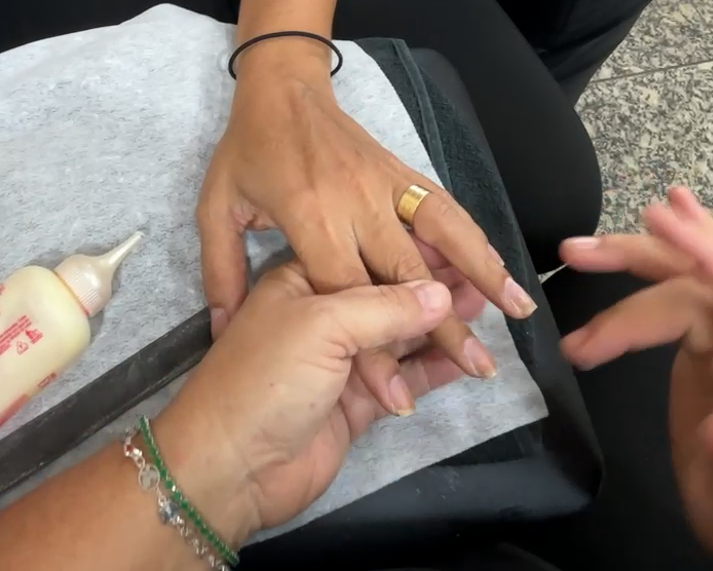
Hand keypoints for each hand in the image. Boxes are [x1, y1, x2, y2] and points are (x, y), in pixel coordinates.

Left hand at [151, 263, 466, 540]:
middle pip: (393, 289)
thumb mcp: (321, 326)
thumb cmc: (264, 377)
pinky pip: (402, 375)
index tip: (461, 247)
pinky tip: (467, 361)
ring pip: (403, 330)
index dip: (417, 252)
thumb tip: (441, 295)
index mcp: (307, 276)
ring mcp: (342, 355)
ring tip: (485, 308)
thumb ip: (383, 308)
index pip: (372, 253)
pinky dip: (434, 367)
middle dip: (438, 282)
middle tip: (485, 277)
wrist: (227, 465)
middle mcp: (327, 309)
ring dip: (443, 322)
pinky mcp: (356, 398)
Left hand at [196, 43, 534, 413]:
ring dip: (482, 268)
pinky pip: (441, 202)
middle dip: (443, 324)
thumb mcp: (216, 208)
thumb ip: (222, 269)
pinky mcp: (398, 167)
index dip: (373, 348)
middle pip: (404, 271)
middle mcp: (353, 201)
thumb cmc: (246, 150)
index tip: (397, 397)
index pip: (348, 293)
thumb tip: (223, 328)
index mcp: (308, 216)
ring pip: (441, 230)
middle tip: (483, 367)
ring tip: (518, 309)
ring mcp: (382, 180)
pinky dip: (473, 232)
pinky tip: (495, 260)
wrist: (280, 86)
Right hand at [557, 188, 712, 570]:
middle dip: (641, 258)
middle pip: (704, 279)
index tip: (660, 219)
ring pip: (687, 279)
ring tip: (576, 252)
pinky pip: (688, 290)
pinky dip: (676, 249)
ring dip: (633, 259)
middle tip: (576, 254)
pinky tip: (671, 213)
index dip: (706, 252)